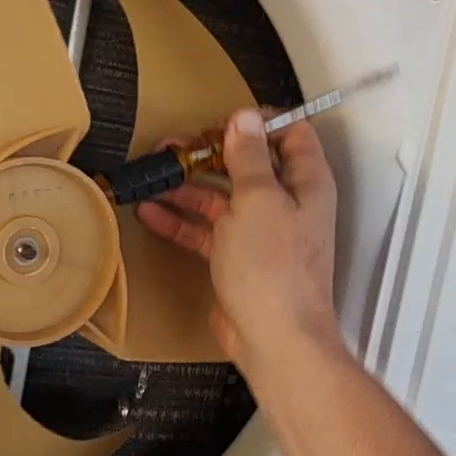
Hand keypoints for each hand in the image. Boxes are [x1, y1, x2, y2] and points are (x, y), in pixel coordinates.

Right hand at [136, 107, 339, 374]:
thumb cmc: (274, 269)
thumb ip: (249, 157)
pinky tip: (150, 212)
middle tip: (174, 146)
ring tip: (153, 175)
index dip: (258, 122)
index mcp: (304, 184)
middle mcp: (286, 204)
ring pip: (220, 197)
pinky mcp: (236, 258)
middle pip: (246, 165)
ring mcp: (260, 232)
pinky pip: (205, 230)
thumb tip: (245, 119)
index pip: (291, 135)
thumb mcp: (257, 199)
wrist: (273, 336)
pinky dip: (179, 220)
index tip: (221, 121)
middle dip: (209, 153)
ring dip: (186, 186)